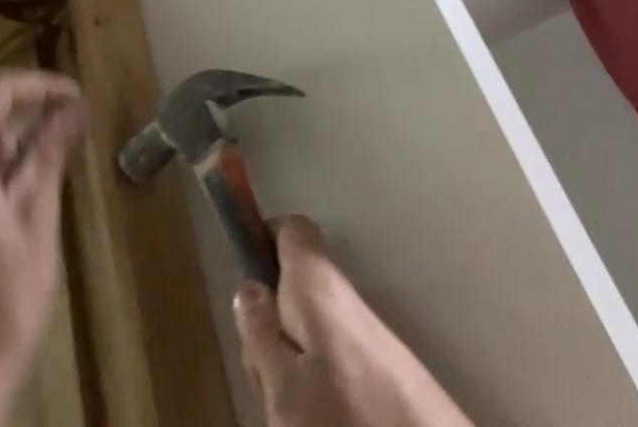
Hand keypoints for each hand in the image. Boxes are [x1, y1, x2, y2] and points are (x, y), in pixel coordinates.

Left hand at [0, 70, 83, 420]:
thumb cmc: (2, 296)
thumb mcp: (37, 218)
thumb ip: (49, 153)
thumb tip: (72, 109)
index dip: (43, 88)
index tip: (80, 98)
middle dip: (26, 126)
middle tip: (69, 149)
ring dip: (7, 153)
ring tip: (40, 192)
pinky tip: (11, 207)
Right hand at [234, 216, 471, 426]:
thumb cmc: (346, 426)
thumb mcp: (283, 388)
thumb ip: (260, 334)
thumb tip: (249, 287)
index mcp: (320, 289)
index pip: (292, 230)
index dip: (262, 241)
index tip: (245, 282)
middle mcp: (352, 304)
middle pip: (296, 291)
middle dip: (271, 325)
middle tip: (265, 378)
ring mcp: (375, 344)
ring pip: (315, 336)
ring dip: (293, 369)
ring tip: (292, 415)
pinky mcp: (392, 381)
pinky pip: (339, 367)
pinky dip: (321, 393)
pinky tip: (320, 423)